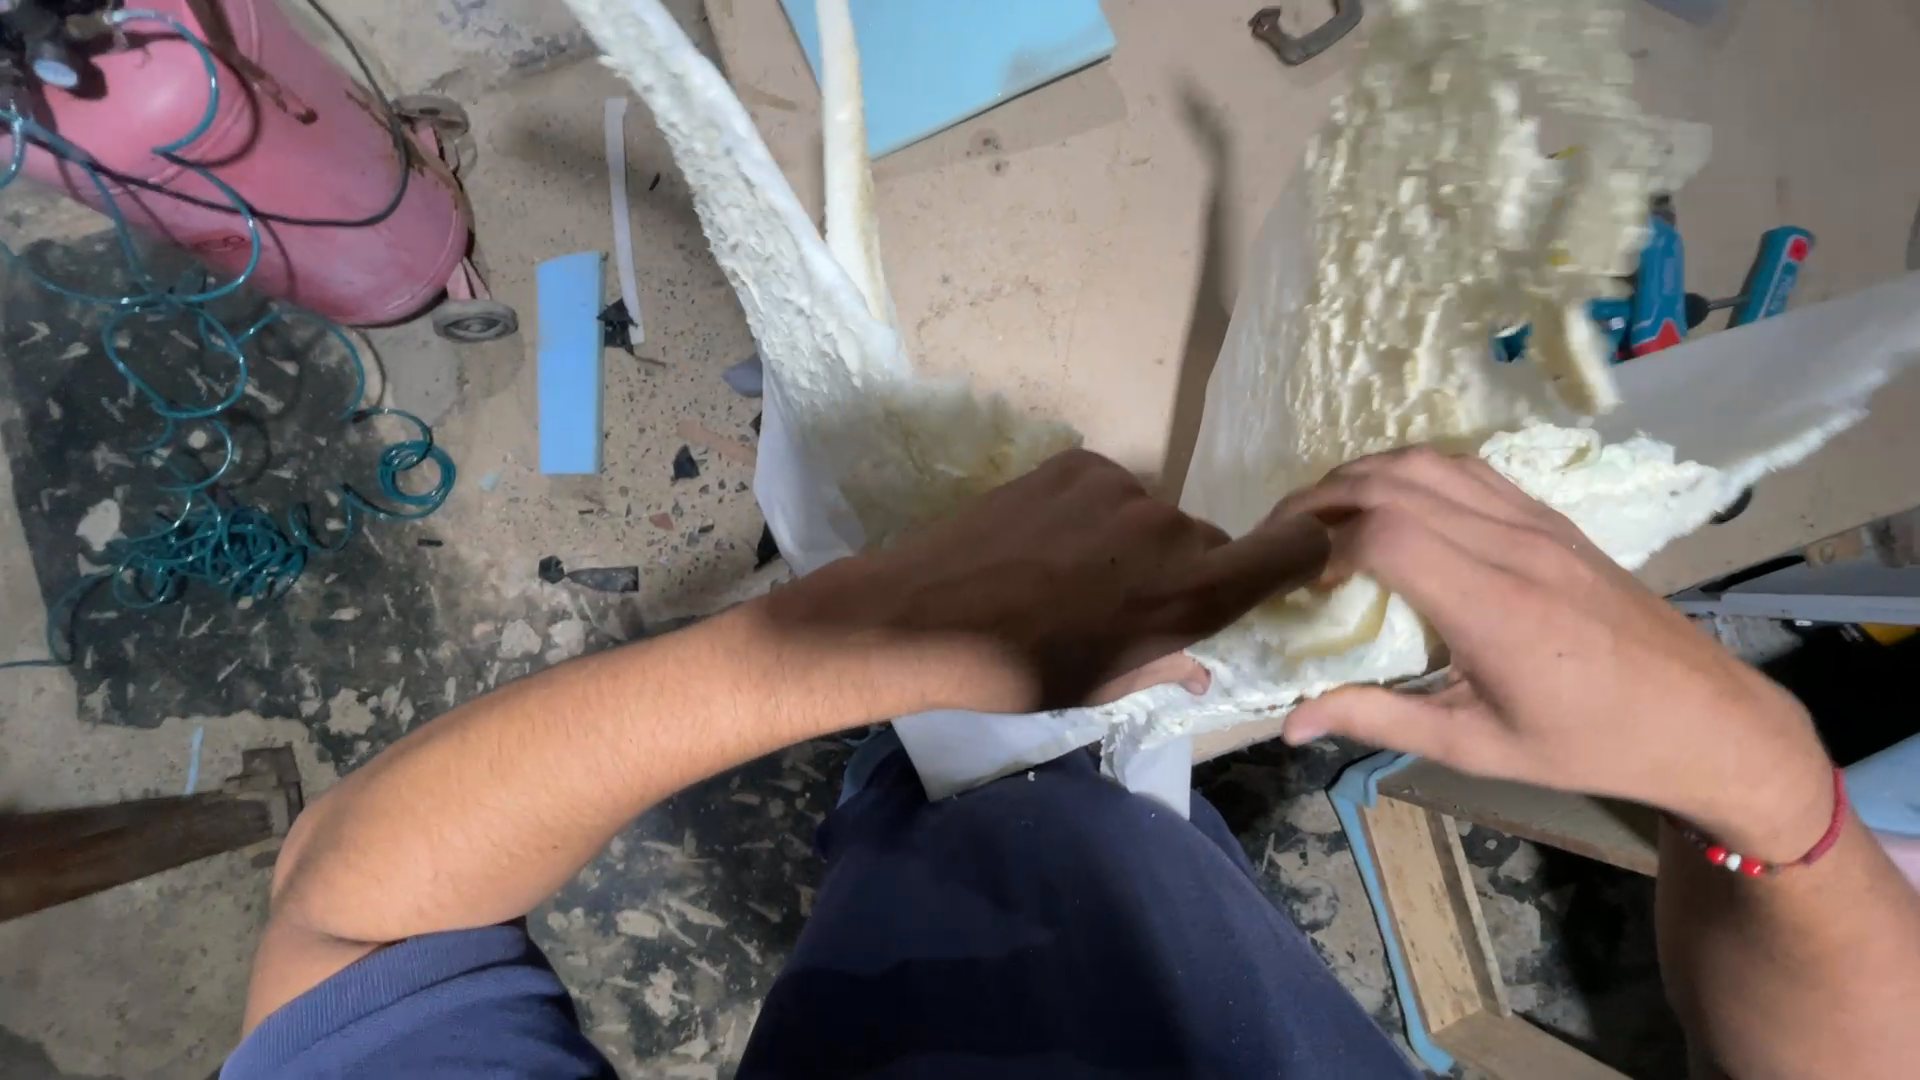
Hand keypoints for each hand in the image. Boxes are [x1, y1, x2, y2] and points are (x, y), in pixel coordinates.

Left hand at [762, 448, 1331, 712]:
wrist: (926, 614)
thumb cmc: (1021, 670)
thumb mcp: (1104, 685)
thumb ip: (1166, 661)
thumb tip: (1200, 664)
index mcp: (1192, 592)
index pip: (1295, 549)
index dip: (1300, 555)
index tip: (1272, 571)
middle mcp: (1171, 528)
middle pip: (1206, 538)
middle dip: (1181, 567)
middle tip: (1121, 597)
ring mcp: (1121, 487)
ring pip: (1151, 515)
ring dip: (1130, 540)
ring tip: (1067, 569)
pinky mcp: (1075, 461)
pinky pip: (1107, 490)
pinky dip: (1092, 513)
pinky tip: (1043, 539)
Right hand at [1276, 448, 1834, 861]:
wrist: (1706, 719)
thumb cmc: (1585, 742)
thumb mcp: (1474, 747)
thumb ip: (1375, 720)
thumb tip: (1289, 724)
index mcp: (1496, 610)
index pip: (1385, 537)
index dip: (1321, 546)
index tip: (1294, 580)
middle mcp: (1513, 548)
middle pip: (1390, 486)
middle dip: (1316, 502)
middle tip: (1276, 538)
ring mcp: (1534, 522)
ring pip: (1421, 463)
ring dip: (1353, 478)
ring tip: (1316, 514)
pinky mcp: (1546, 514)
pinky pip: (1459, 466)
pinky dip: (1401, 471)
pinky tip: (1379, 500)